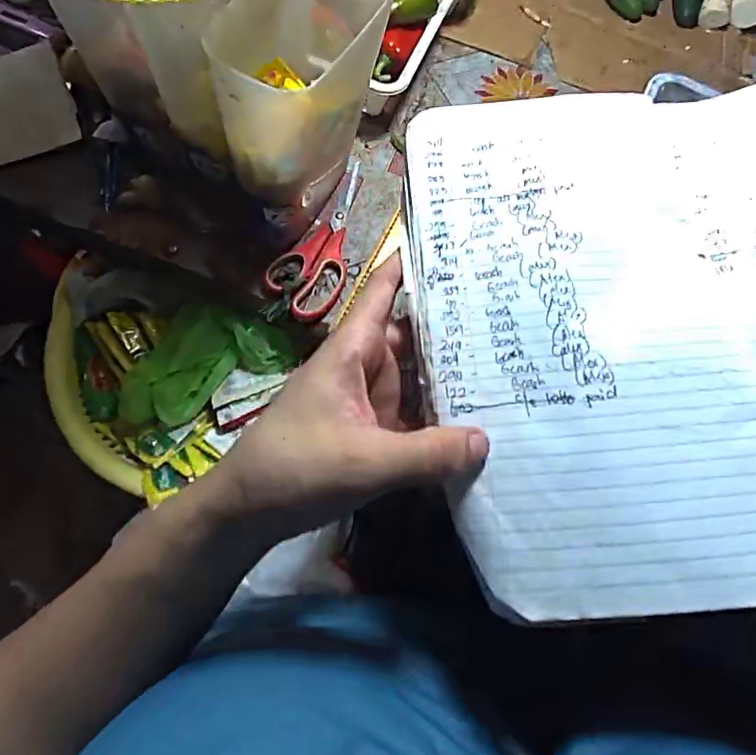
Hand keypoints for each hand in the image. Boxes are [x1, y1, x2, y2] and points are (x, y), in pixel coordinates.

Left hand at [200, 264, 487, 543]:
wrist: (247, 510)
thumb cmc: (296, 467)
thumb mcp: (365, 462)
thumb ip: (426, 454)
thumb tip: (485, 440)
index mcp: (351, 352)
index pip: (381, 294)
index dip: (408, 266)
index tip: (446, 244)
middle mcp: (361, 367)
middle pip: (411, 337)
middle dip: (452, 329)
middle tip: (507, 318)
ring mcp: (365, 400)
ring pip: (414, 378)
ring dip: (449, 377)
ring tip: (507, 368)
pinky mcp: (368, 431)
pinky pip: (410, 414)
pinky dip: (437, 417)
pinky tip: (475, 421)